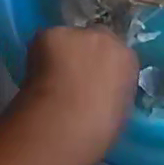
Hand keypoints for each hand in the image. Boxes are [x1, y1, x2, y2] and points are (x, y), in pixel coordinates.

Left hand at [21, 24, 139, 150]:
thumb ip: (111, 89)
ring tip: (49, 79)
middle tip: (69, 78)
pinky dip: (39, 56)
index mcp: (127, 59)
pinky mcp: (50, 34)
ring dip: (60, 54)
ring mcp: (76, 33)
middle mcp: (105, 38)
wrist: (66, 123)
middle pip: (92, 39)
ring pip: (66, 39)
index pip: (115, 54)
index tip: (91, 83)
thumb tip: (97, 89)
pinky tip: (36, 76)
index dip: (101, 67)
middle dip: (82, 54)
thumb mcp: (118, 110)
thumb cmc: (97, 130)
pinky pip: (45, 42)